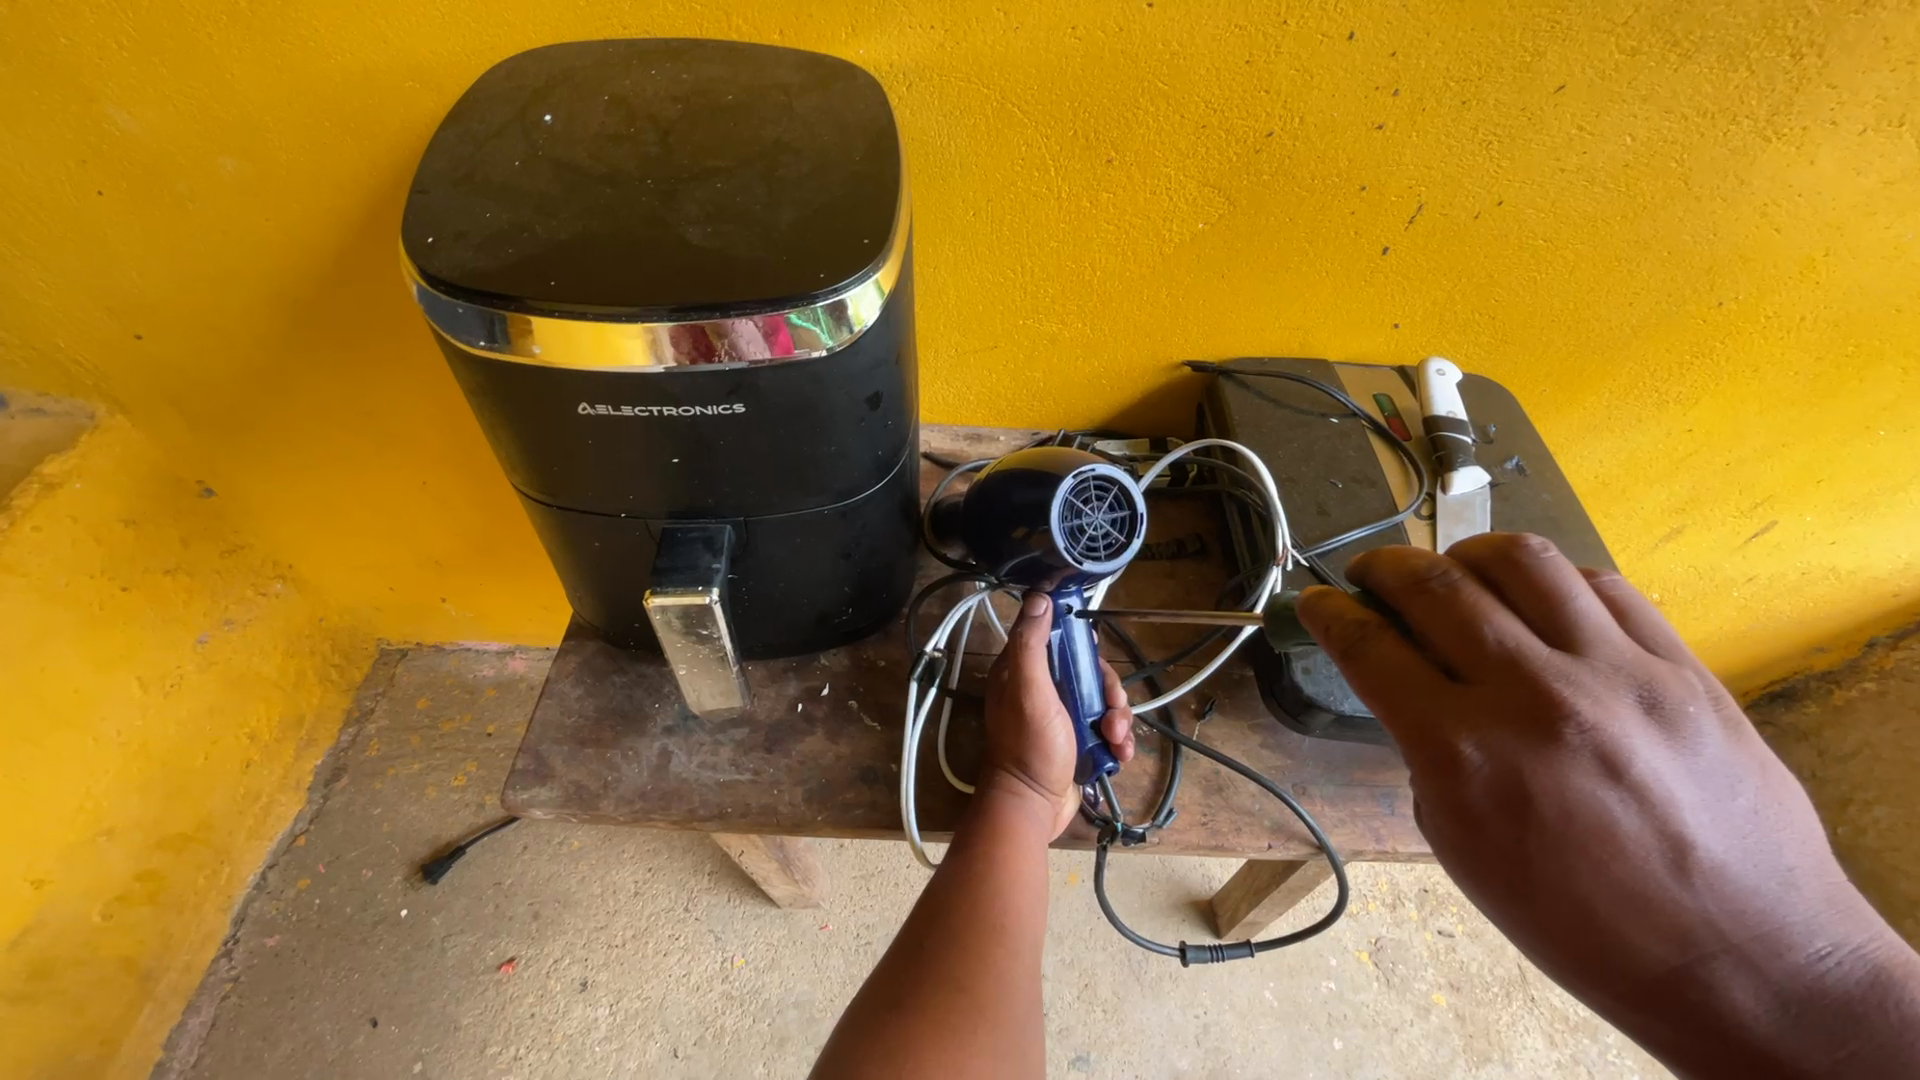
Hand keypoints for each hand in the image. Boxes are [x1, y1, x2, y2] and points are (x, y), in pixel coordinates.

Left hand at [982, 592, 1135, 837]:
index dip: (1078, 637)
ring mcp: (1061, 715)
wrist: (1033, 806)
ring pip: (1103, 699)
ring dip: (1118, 718)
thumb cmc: (1029, 746)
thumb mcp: (1028, 690)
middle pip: (1089, 669)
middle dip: (1109, 689)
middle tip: (1112, 710)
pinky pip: (1107, 727)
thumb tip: (1038, 597)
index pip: (1055, 635)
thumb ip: (1031, 644)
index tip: (1095, 646)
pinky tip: (1119, 754)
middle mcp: (1042, 688)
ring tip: (1115, 739)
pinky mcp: (1079, 739)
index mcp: (1023, 670)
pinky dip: (1119, 739)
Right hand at [1297, 535, 1919, 1077]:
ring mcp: (1617, 673)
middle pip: (1432, 585)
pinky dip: (1550, 581)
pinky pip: (1602, 586)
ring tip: (1451, 571)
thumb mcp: (1455, 836)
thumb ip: (1423, 744)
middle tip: (1367, 573)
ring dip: (1463, 555)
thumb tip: (1409, 680)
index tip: (1314, 601)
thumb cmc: (1574, 919)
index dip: (1327, 613)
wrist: (1744, 962)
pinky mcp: (1685, 668)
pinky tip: (1537, 602)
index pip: (1369, 647)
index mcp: (1461, 750)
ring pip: (1520, 560)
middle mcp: (1532, 694)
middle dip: (1380, 567)